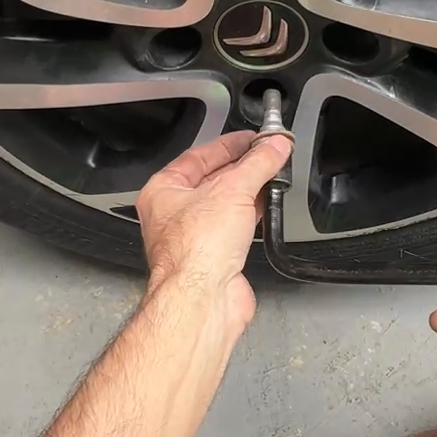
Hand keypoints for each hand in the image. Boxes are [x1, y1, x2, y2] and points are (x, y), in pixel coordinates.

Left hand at [136, 131, 292, 320]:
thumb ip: (258, 164)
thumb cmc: (194, 250)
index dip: (227, 144)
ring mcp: (194, 237)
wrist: (203, 298)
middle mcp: (174, 215)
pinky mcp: (214, 256)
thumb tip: (273, 146)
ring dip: (249, 190)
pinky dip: (252, 214)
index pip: (198, 156)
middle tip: (268, 154)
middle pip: (213, 180)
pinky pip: (235, 226)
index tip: (251, 138)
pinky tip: (266, 206)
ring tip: (272, 175)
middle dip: (242, 167)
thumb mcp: (233, 190)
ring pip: (225, 204)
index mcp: (163, 192)